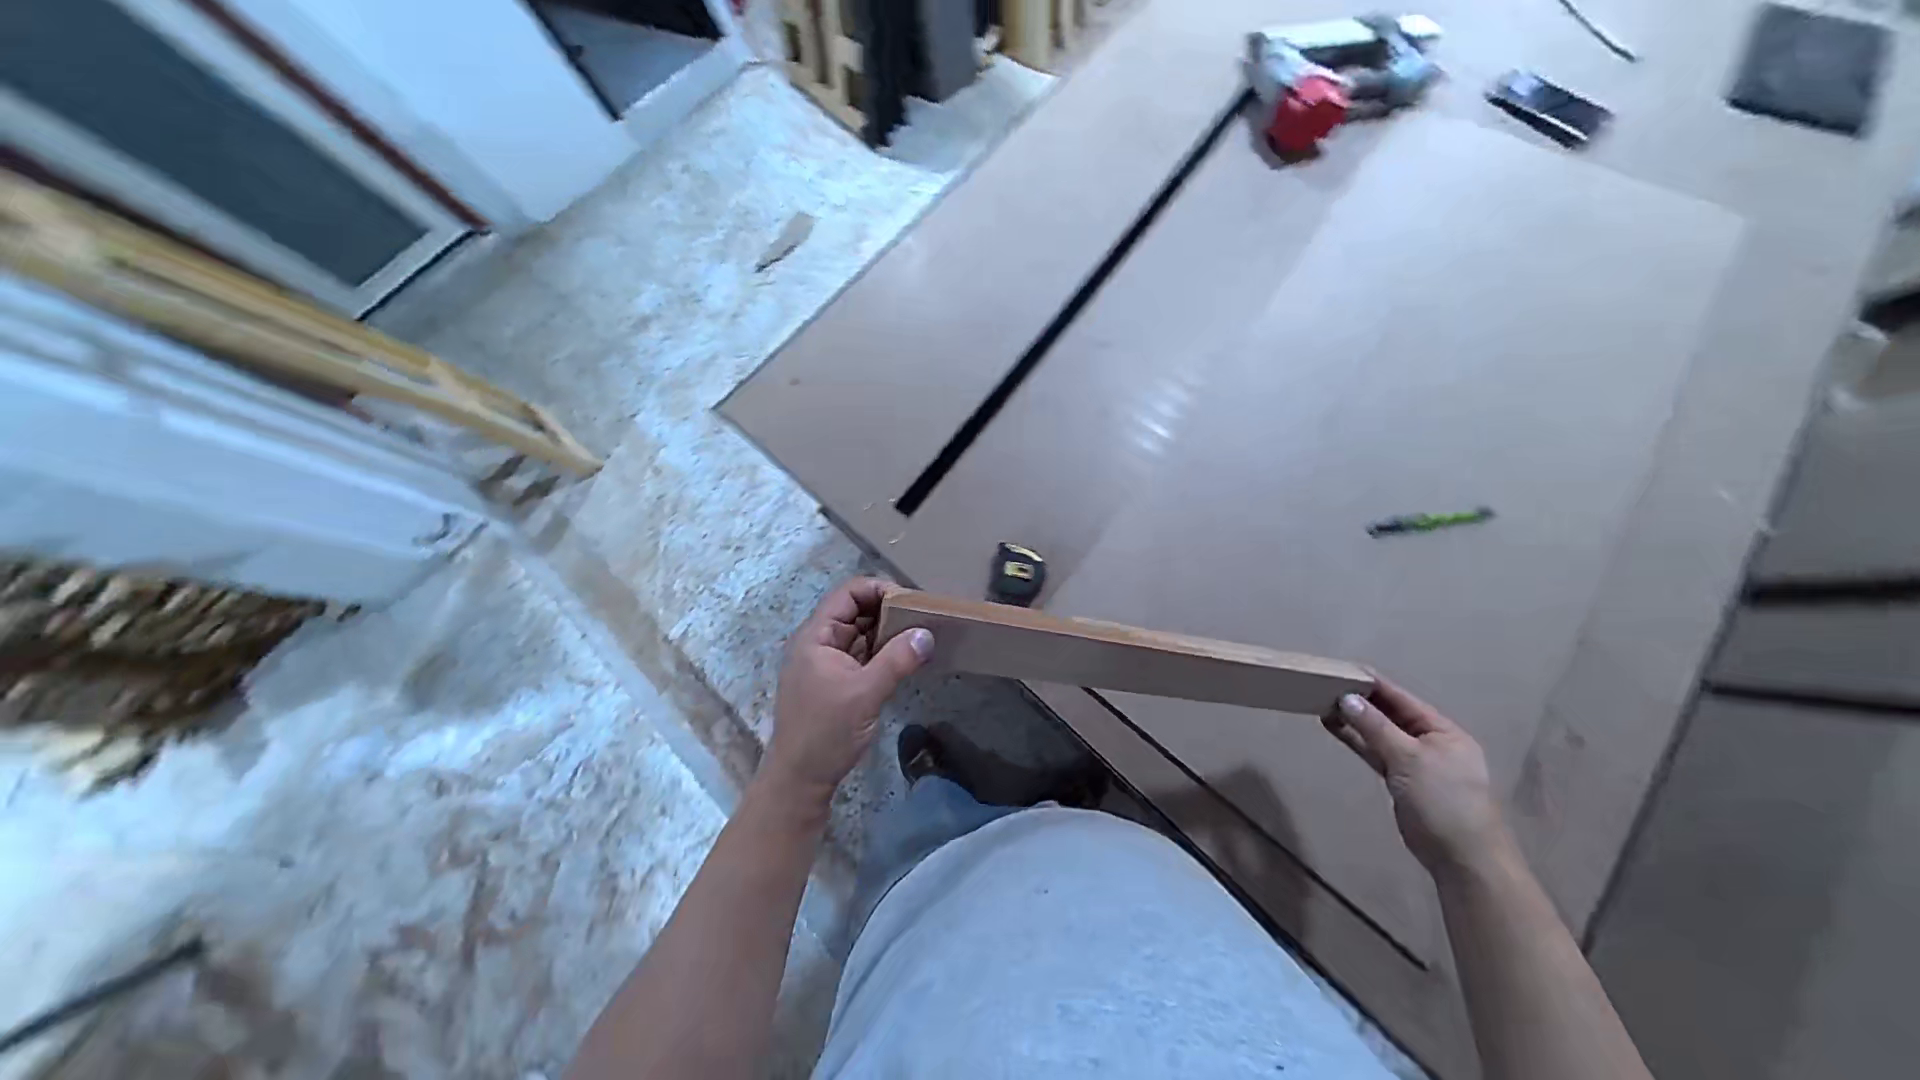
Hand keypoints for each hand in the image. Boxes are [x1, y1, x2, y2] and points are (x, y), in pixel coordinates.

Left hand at [765, 578, 933, 805]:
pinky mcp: (836, 683)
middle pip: (856, 612)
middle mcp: (819, 643)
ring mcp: (827, 664)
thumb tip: (926, 634)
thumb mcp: (865, 693)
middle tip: (923, 618)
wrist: (799, 780)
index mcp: (816, 636)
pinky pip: (862, 657)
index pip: (848, 594)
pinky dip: (883, 654)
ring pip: (861, 635)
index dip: (879, 590)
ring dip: (888, 633)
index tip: (911, 601)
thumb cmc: (826, 732)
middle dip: (888, 611)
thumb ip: (897, 660)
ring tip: (920, 636)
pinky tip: (907, 659)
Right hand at [1322, 676, 1512, 875]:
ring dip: (1354, 720)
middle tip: (1325, 684)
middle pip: (1390, 714)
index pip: (1402, 699)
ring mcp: (1415, 762)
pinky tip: (1334, 727)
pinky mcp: (1401, 780)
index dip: (1373, 684)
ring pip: (1379, 733)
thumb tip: (1346, 698)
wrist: (1462, 857)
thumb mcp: (1409, 757)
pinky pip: (1375, 751)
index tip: (1343, 669)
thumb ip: (1376, 727)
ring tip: (1322, 702)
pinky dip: (1357, 740)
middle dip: (1360, 700)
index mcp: (1443, 731)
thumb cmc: (1444, 800)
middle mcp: (1430, 742)